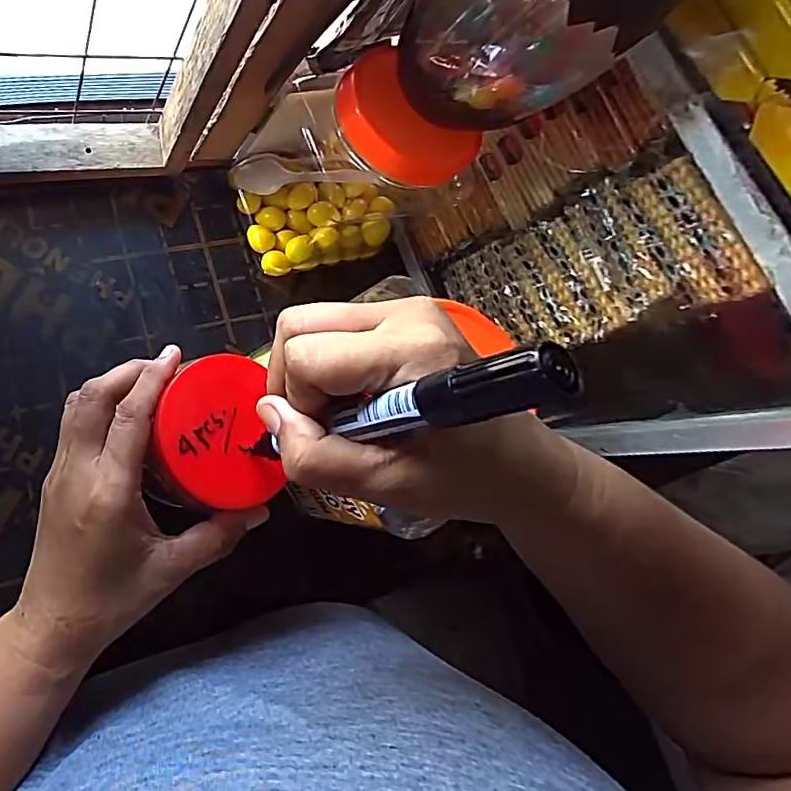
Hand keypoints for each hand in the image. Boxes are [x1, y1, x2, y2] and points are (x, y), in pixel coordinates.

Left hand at [10, 346, 267, 675]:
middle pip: (93, 396)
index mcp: (108, 491)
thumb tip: (255, 511)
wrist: (51, 624)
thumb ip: (215, 537)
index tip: (174, 356)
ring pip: (76, 405)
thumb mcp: (169, 570)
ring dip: (108, 383)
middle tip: (165, 367)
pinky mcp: (52, 476)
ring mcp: (58, 470)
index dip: (151, 379)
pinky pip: (71, 422)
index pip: (127, 417)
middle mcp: (77, 470)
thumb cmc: (111, 601)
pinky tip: (122, 415)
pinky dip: (95, 403)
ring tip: (145, 382)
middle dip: (128, 371)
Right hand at [259, 298, 585, 524]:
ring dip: (304, 368)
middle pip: (296, 324)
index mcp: (411, 351)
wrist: (522, 463)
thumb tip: (268, 412)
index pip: (306, 356)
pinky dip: (323, 360)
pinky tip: (353, 393)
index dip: (300, 402)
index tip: (330, 434)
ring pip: (307, 321)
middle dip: (292, 378)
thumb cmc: (463, 478)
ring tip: (339, 407)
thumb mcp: (383, 485)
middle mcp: (405, 313)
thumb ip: (312, 456)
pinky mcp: (401, 310)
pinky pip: (329, 325)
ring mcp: (404, 306)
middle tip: (322, 419)